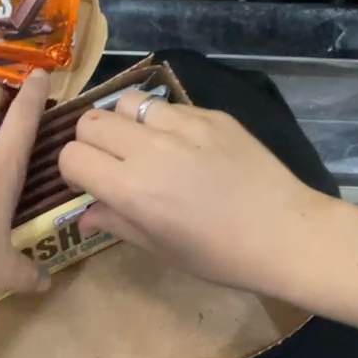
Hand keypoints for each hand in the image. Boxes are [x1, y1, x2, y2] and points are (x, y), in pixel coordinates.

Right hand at [57, 95, 331, 297]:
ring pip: (127, 102)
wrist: (287, 234)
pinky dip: (161, 121)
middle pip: (90, 121)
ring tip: (142, 144)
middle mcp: (149, 150)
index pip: (71, 156)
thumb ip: (114, 222)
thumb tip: (81, 216)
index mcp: (131, 189)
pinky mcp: (210, 114)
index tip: (88, 183)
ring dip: (123, 122)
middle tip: (111, 162)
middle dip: (90, 142)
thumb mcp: (159, 248)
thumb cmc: (219, 255)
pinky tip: (182, 144)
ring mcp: (182, 126)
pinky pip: (167, 106)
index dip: (73, 170)